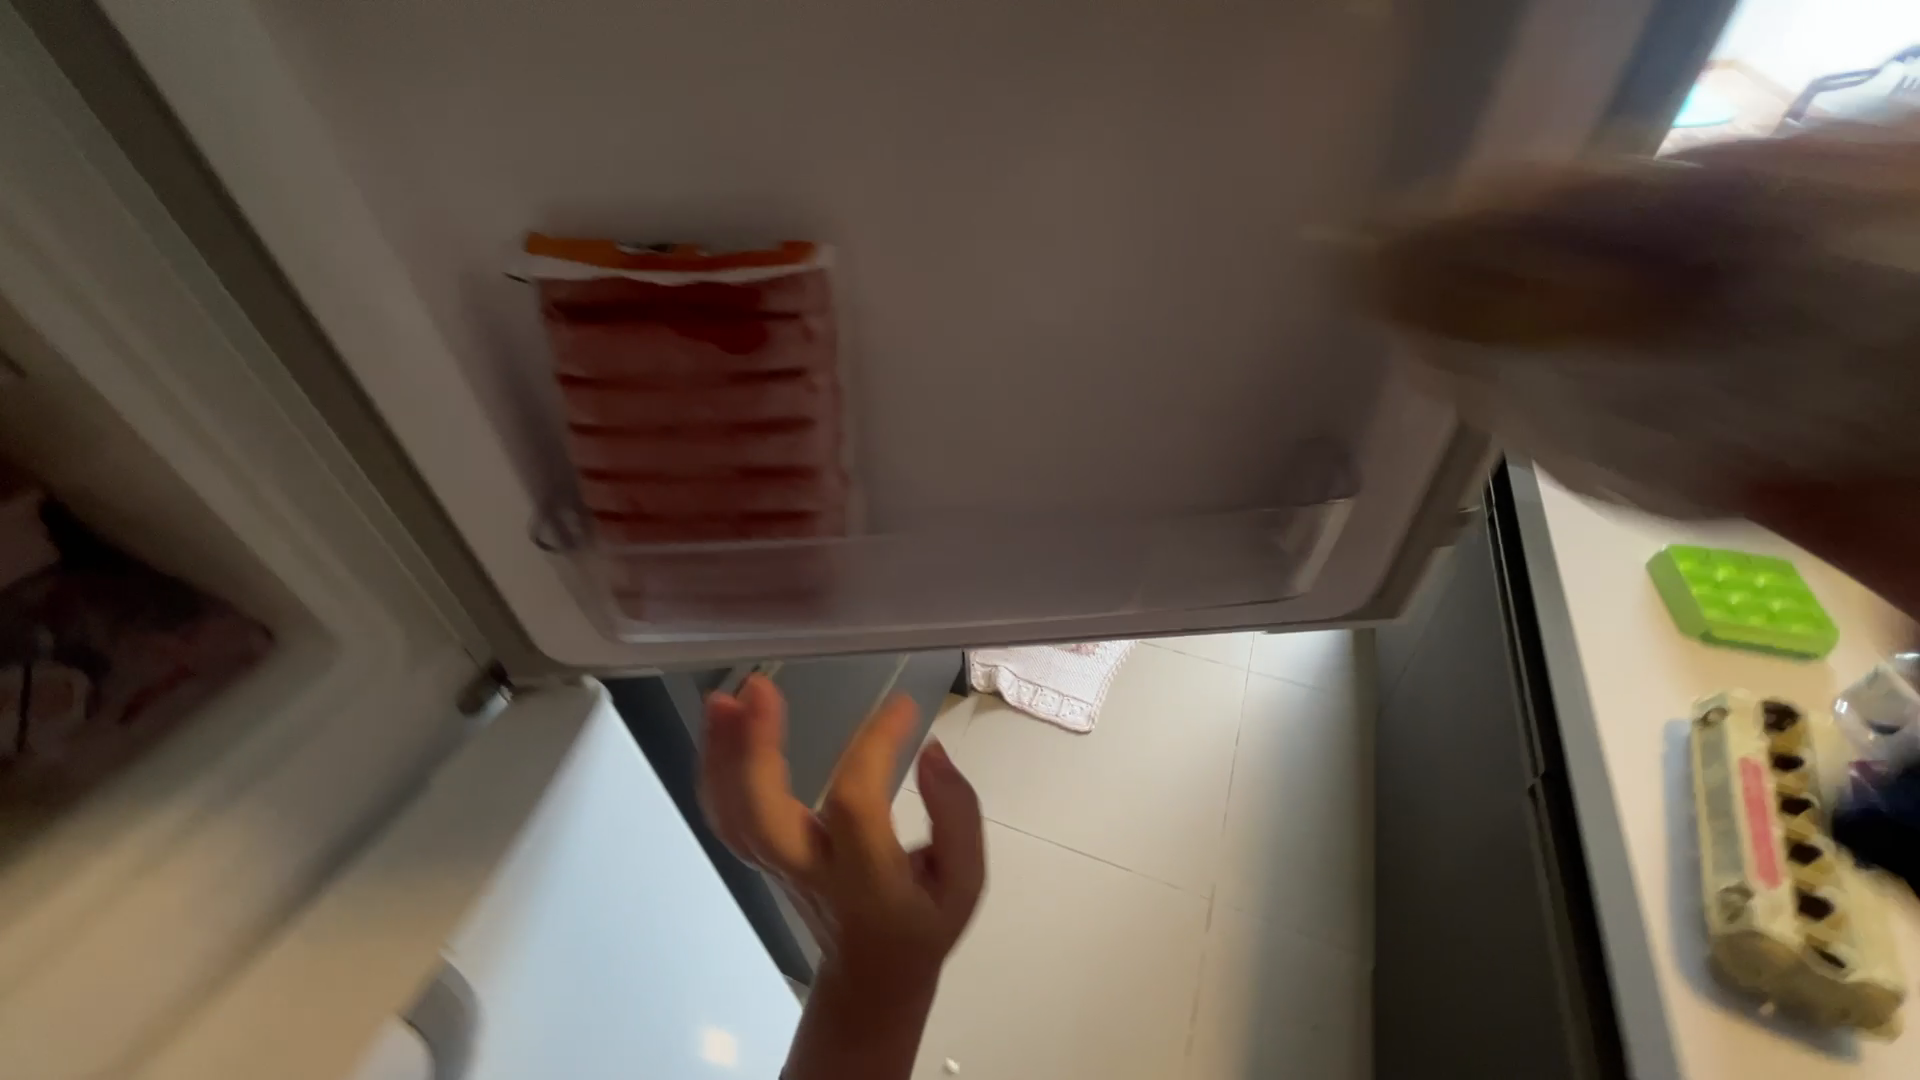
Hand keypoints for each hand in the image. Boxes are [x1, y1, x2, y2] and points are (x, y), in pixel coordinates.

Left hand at [700, 673, 985, 1004]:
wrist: (873, 973)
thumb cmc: (923, 920)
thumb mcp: (966, 880)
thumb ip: (957, 814)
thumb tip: (930, 751)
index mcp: (866, 880)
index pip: (855, 804)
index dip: (874, 746)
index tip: (904, 705)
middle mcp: (809, 871)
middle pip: (762, 817)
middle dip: (754, 749)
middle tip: (760, 688)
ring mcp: (776, 865)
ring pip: (733, 816)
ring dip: (721, 753)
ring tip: (725, 697)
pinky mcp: (761, 856)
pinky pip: (726, 817)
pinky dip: (714, 770)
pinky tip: (721, 725)